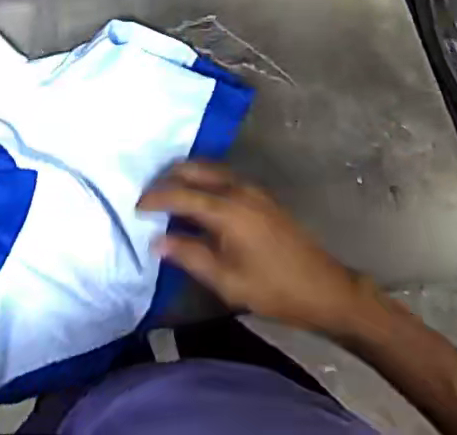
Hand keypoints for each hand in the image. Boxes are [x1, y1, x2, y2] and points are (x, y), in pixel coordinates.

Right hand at [138, 162, 378, 334]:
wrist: (321, 285)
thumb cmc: (271, 288)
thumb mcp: (225, 280)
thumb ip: (190, 255)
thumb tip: (157, 240)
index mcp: (227, 209)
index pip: (182, 194)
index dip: (156, 198)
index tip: (135, 206)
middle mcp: (238, 189)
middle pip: (197, 170)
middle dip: (170, 178)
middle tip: (149, 194)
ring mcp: (253, 189)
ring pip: (211, 170)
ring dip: (188, 176)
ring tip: (168, 194)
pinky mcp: (261, 196)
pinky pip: (224, 176)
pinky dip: (205, 180)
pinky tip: (198, 199)